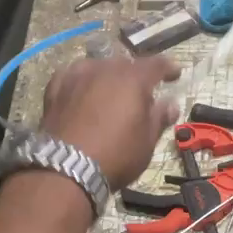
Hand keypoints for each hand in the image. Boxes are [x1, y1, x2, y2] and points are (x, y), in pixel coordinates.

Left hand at [39, 55, 180, 189]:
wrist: (66, 168)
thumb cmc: (116, 157)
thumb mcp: (146, 143)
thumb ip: (159, 118)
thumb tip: (170, 104)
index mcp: (133, 80)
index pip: (156, 65)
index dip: (168, 67)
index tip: (175, 73)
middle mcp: (105, 70)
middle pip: (125, 65)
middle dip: (136, 76)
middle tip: (140, 94)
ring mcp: (77, 76)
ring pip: (98, 67)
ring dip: (108, 77)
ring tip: (110, 93)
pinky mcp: (56, 87)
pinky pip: (74, 76)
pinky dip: (83, 82)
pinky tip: (83, 93)